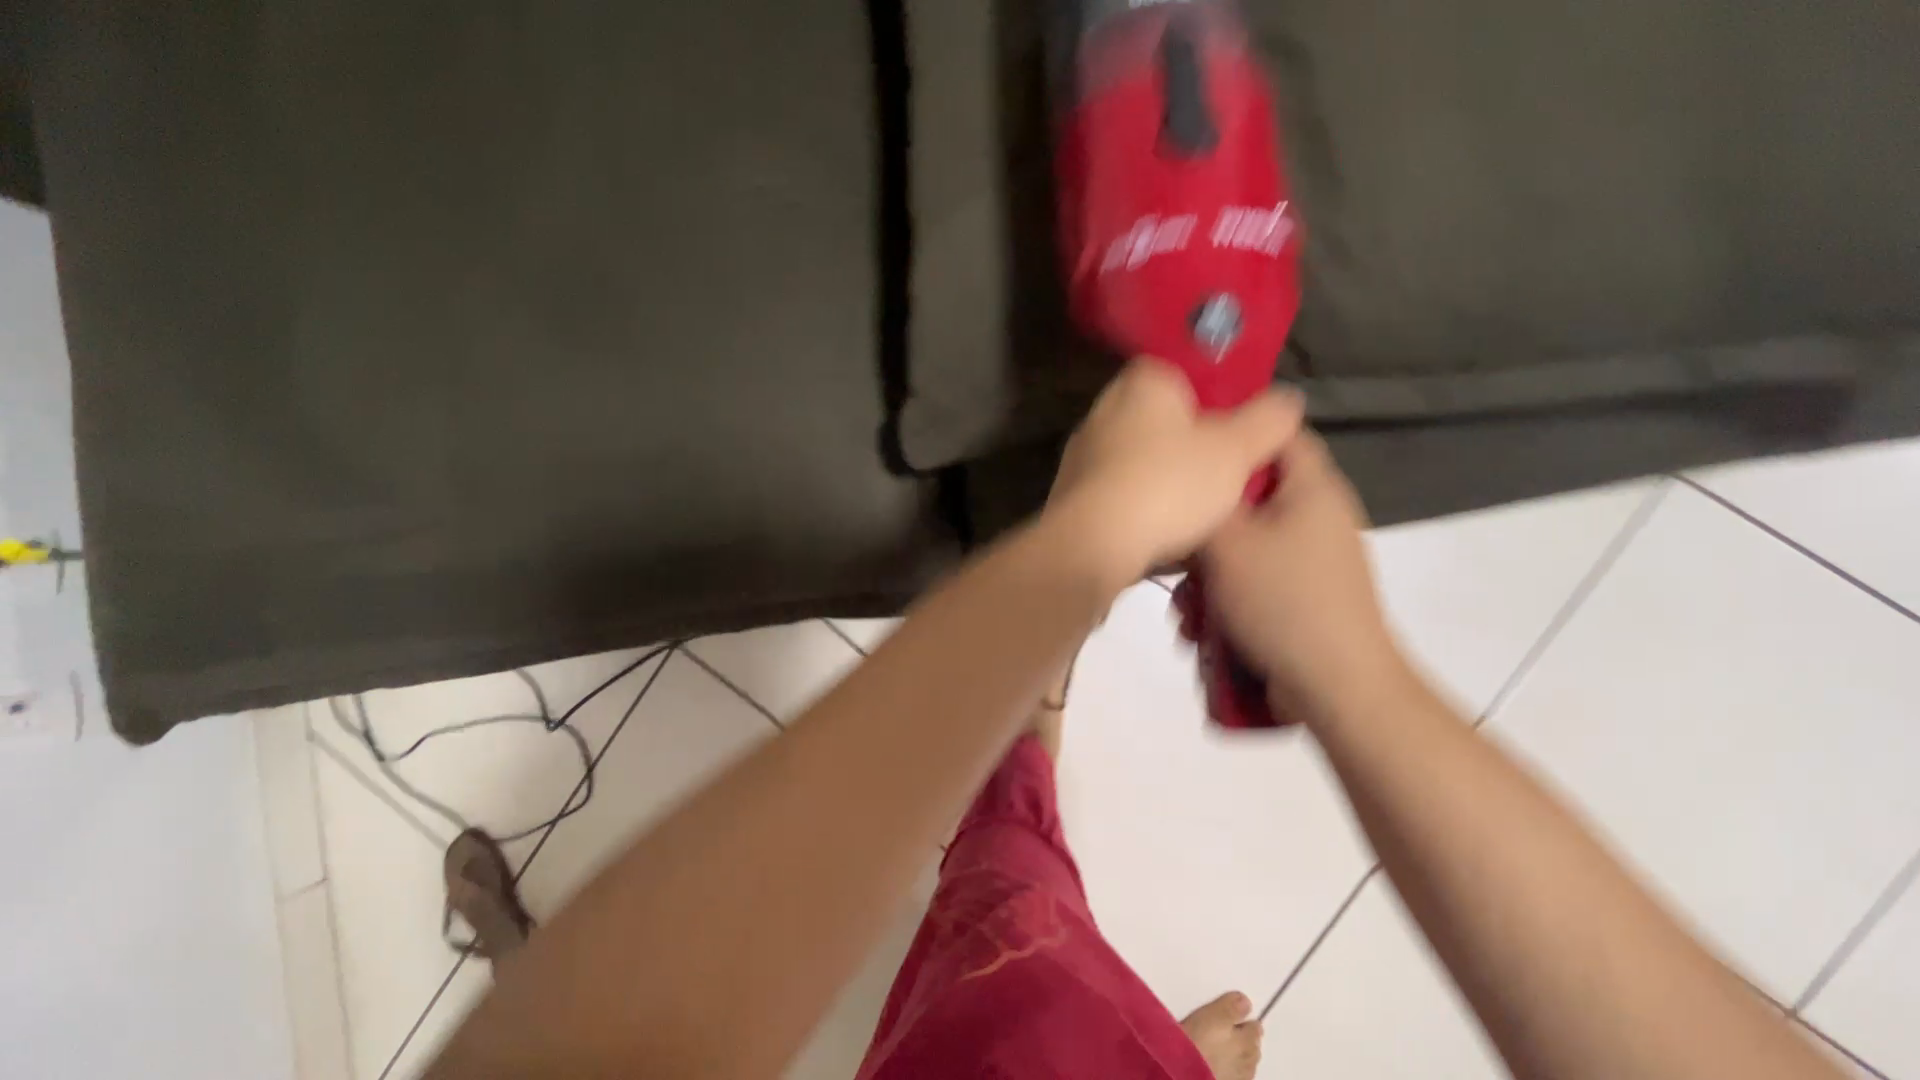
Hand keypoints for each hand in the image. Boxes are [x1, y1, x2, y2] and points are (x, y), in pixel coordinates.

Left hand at [1044, 358, 1303, 585]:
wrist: (1092, 546)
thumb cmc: (1168, 484)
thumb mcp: (1236, 450)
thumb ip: (1267, 420)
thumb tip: (1288, 398)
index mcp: (1142, 383)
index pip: (1179, 372)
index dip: (1211, 396)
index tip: (1234, 429)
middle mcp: (1104, 409)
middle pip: (1160, 420)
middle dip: (1190, 444)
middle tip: (1224, 473)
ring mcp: (1082, 454)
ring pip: (1139, 459)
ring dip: (1165, 480)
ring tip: (1198, 511)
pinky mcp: (1072, 495)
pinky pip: (1119, 494)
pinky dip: (1140, 508)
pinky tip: (1162, 534)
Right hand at [1201, 430, 1411, 721]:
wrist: (1339, 687)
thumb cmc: (1282, 601)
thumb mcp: (1227, 544)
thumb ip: (1202, 504)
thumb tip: (1190, 476)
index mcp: (1312, 488)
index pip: (1274, 434)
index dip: (1230, 433)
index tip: (1182, 451)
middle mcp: (1317, 517)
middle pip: (1248, 501)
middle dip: (1202, 530)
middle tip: (1170, 550)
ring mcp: (1312, 563)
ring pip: (1243, 550)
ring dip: (1205, 578)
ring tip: (1183, 611)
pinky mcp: (1303, 601)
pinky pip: (1254, 586)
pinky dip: (1225, 604)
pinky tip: (1199, 634)